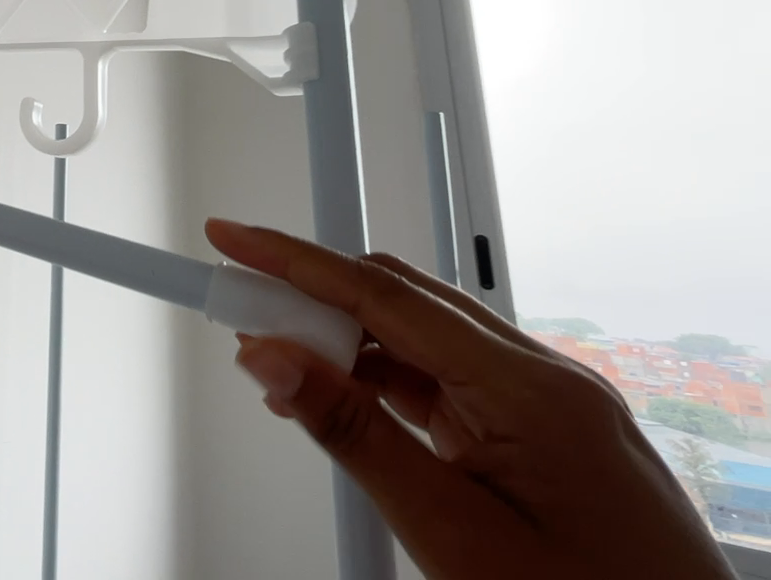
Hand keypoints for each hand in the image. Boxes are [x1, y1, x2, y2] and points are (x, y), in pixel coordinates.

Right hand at [205, 218, 732, 579]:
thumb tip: (271, 358)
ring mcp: (540, 405)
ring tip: (277, 364)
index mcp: (533, 392)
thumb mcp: (453, 532)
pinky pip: (430, 376)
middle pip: (393, 301)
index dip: (292, 258)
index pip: (381, 293)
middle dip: (306, 295)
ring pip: (408, 336)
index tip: (232, 239)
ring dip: (334, 339)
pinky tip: (334, 396)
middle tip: (239, 309)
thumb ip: (353, 433)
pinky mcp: (531, 430)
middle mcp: (541, 381)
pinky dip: (369, 376)